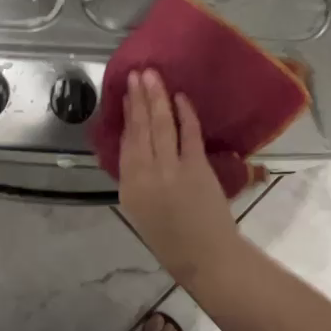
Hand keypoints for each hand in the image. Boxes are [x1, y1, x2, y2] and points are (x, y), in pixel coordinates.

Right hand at [115, 69, 248, 284]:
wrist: (205, 257)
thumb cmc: (172, 239)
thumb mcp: (140, 209)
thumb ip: (136, 176)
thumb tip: (137, 145)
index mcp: (129, 185)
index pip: (126, 142)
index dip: (126, 116)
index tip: (125, 95)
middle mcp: (145, 173)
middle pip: (140, 127)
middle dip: (137, 97)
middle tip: (136, 73)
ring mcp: (171, 168)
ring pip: (159, 124)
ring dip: (155, 97)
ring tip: (152, 76)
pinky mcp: (196, 167)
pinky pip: (188, 133)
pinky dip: (184, 113)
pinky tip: (180, 97)